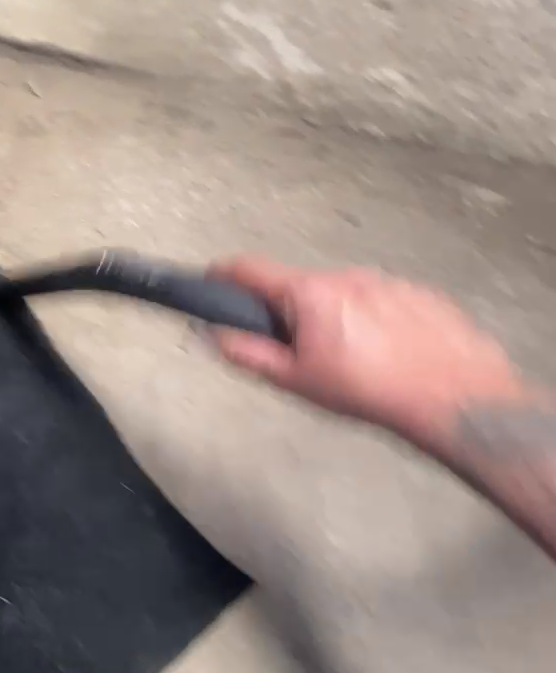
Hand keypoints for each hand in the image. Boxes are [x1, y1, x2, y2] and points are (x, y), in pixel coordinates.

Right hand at [208, 257, 528, 451]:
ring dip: (333, 312)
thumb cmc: (367, 390)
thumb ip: (243, 352)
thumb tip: (209, 333)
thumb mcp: (291, 378)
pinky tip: (386, 349)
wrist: (462, 403)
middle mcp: (348, 277)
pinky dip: (373, 317)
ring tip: (350, 352)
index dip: (222, 273)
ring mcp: (392, 284)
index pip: (249, 269)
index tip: (211, 281)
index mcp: (308, 292)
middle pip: (298, 285)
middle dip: (288, 308)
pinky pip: (383, 300)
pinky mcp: (428, 297)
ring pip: (342, 293)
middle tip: (296, 345)